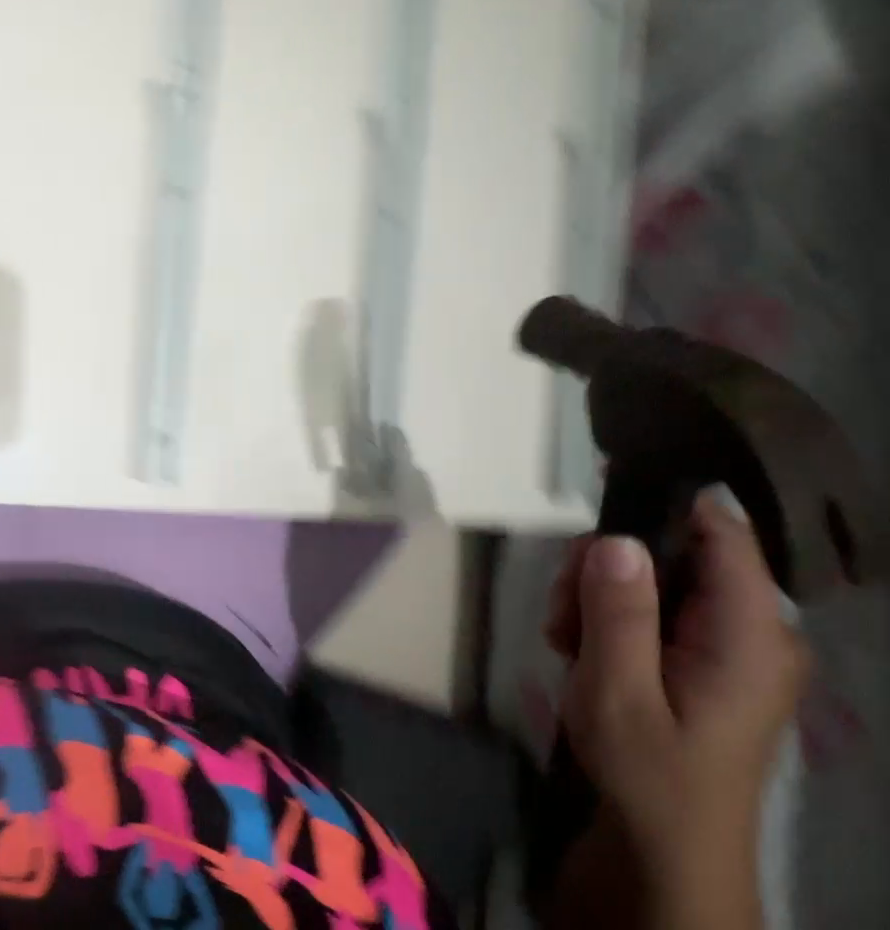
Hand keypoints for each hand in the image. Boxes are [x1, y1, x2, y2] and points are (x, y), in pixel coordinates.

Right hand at [546, 496, 806, 872]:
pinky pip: (654, 610)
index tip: (610, 474)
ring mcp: (730, 646)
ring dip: (598, 599)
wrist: (666, 840)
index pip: (725, 537)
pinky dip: (609, 620)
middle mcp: (753, 631)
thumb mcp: (618, 689)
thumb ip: (619, 612)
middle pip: (675, 556)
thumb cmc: (649, 768)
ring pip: (654, 581)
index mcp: (749, 635)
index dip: (671, 500)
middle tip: (562, 613)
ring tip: (567, 642)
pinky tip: (582, 651)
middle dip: (606, 569)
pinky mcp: (706, 659)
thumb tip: (618, 539)